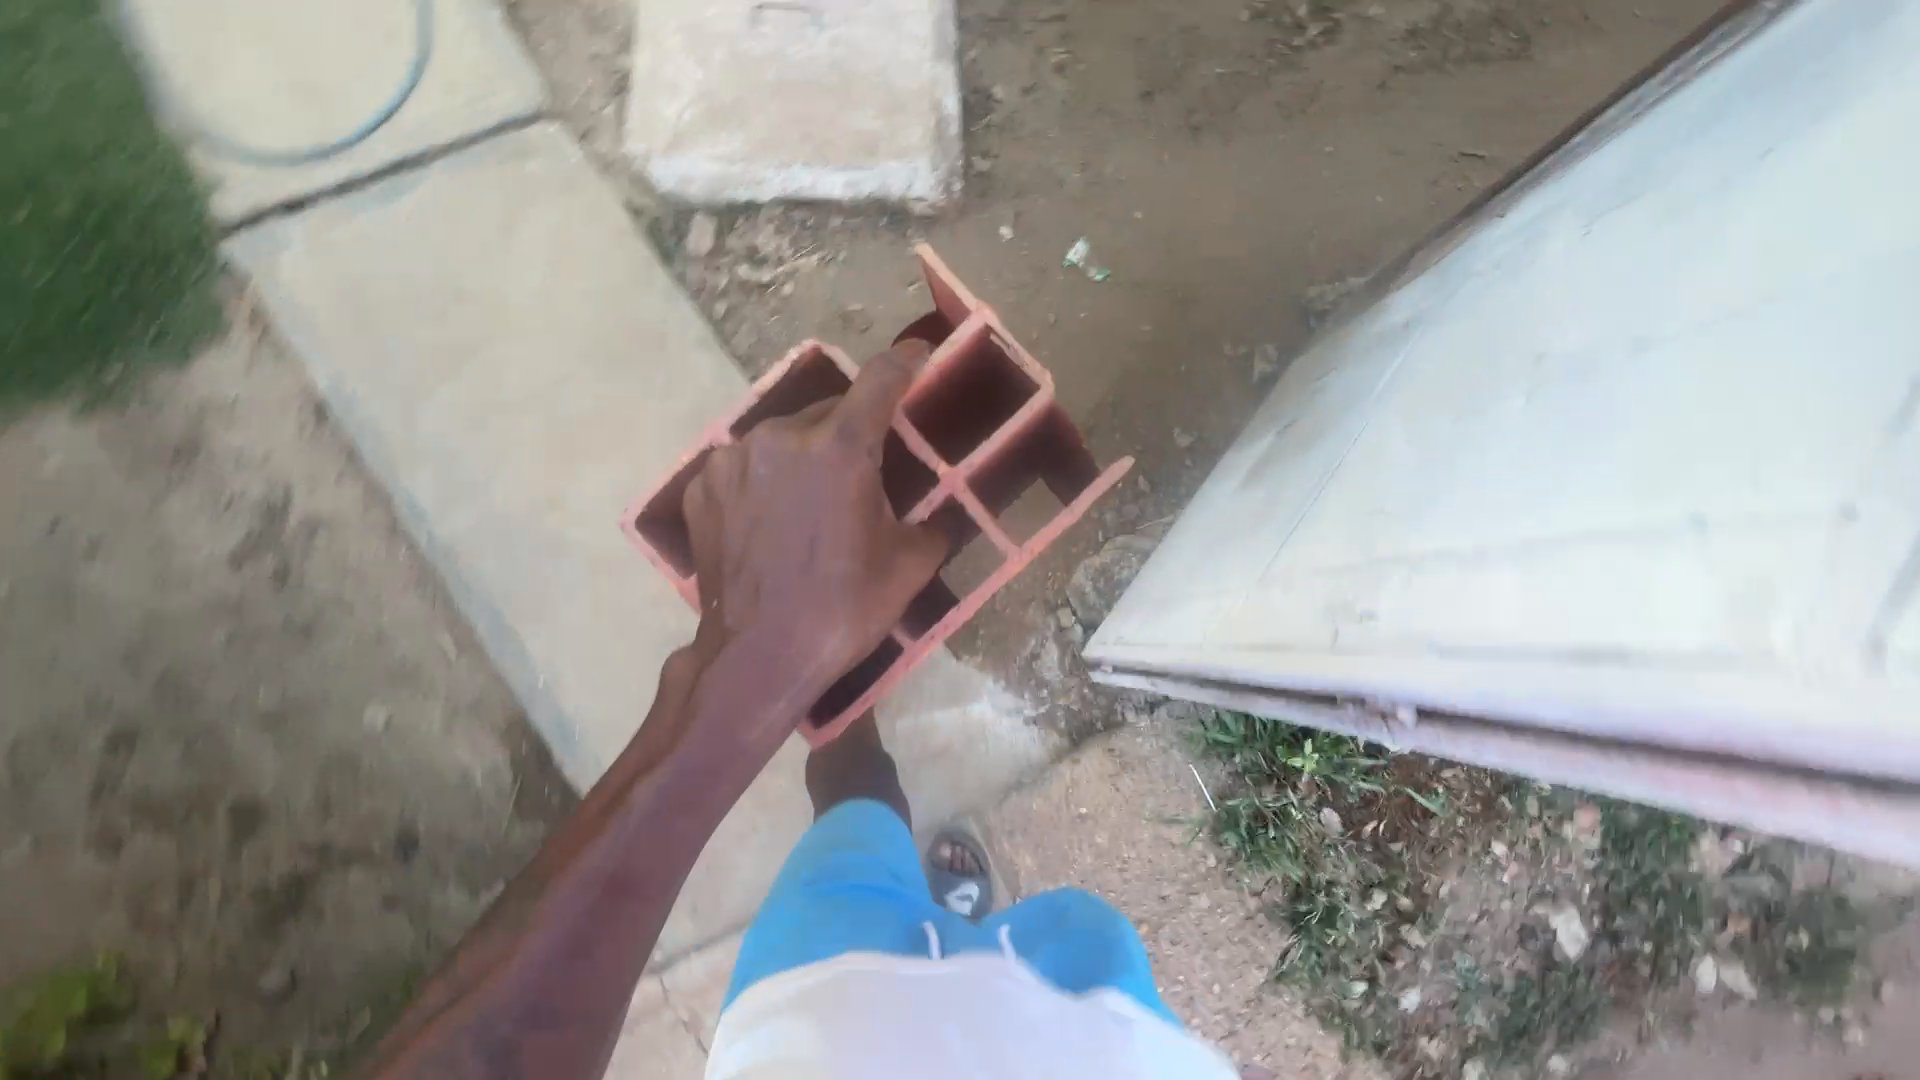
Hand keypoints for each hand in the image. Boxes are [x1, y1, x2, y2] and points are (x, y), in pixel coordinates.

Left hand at [681, 341, 949, 741]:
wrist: (759, 655)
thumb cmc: (844, 609)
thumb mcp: (909, 567)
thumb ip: (931, 525)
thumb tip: (935, 517)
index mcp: (840, 449)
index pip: (880, 382)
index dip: (904, 363)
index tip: (918, 354)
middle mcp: (781, 438)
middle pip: (827, 414)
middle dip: (850, 433)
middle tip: (862, 474)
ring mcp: (732, 460)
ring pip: (782, 439)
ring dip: (803, 458)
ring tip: (810, 506)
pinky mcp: (701, 487)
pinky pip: (744, 467)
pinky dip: (764, 482)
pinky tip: (771, 522)